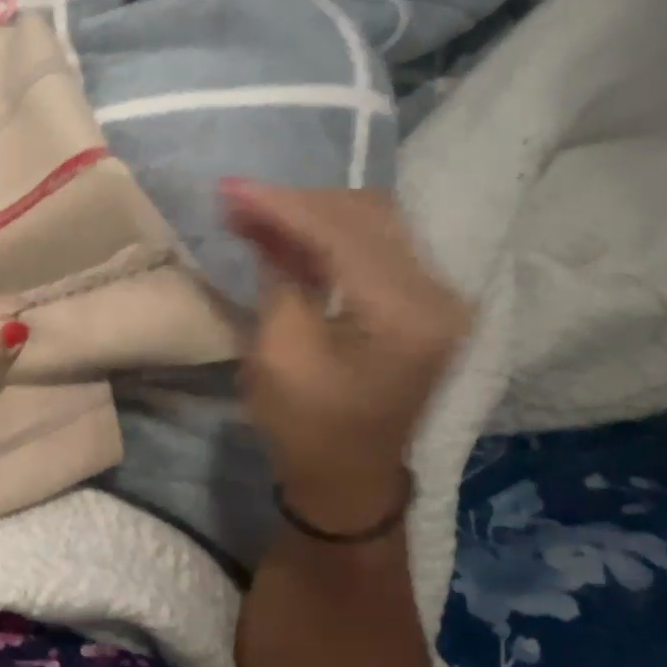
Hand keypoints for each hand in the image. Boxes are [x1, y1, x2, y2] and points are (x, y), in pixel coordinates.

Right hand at [223, 182, 469, 530]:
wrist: (347, 476)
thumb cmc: (306, 425)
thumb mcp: (279, 351)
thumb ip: (279, 278)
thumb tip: (260, 222)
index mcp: (407, 312)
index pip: (344, 233)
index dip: (283, 205)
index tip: (228, 189)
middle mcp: (437, 293)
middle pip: (369, 216)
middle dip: (297, 201)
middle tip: (235, 198)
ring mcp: (435, 296)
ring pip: (374, 224)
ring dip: (312, 212)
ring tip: (253, 209)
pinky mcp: (420, 302)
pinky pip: (374, 247)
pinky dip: (328, 234)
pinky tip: (285, 231)